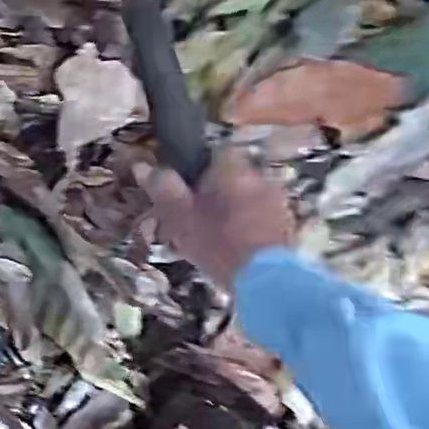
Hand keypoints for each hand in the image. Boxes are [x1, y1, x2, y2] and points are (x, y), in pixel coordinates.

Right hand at [135, 148, 294, 285]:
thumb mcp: (176, 212)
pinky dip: (238, 222)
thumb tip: (143, 165)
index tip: (177, 183)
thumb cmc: (214, 239)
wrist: (264, 277)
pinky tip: (223, 241)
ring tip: (201, 231)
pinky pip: (254, 213)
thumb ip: (161, 186)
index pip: (213, 152)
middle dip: (207, 190)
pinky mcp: (286, 223)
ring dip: (222, 207)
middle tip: (184, 212)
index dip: (193, 165)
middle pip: (228, 176)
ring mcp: (277, 201)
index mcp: (233, 170)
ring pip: (241, 195)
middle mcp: (260, 178)